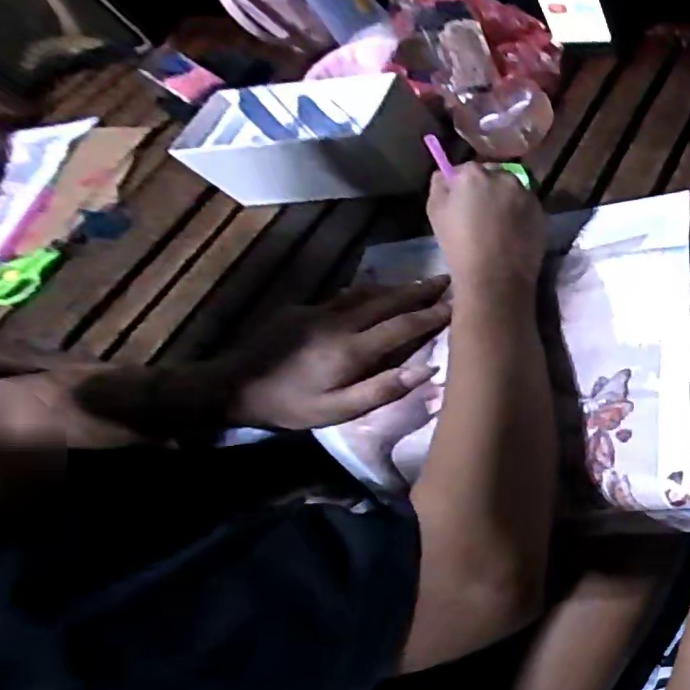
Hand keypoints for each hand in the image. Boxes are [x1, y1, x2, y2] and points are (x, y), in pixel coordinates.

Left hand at [215, 278, 451, 429]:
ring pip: (368, 293)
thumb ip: (384, 389)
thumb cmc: (291, 405)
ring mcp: (319, 312)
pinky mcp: (303, 310)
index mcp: (352, 349)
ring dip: (400, 287)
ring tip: (424, 283)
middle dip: (422, 291)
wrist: (228, 387)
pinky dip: (372, 292)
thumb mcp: (340, 409)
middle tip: (450, 280)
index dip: (434, 315)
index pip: (403, 326)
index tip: (461, 305)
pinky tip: (380, 293)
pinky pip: (346, 297)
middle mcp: (338, 323)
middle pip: (389, 301)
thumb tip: (428, 370)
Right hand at [426, 163, 548, 293]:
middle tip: (484, 209)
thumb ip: (440, 184)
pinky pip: (529, 207)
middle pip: (496, 176)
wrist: (497, 275)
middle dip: (490, 187)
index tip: (464, 198)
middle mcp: (505, 179)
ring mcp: (528, 197)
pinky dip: (522, 213)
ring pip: (515, 190)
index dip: (465, 183)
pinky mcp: (543, 215)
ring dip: (508, 199)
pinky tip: (515, 231)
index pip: (469, 169)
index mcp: (475, 174)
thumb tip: (447, 175)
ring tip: (501, 222)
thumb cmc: (460, 244)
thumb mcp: (436, 210)